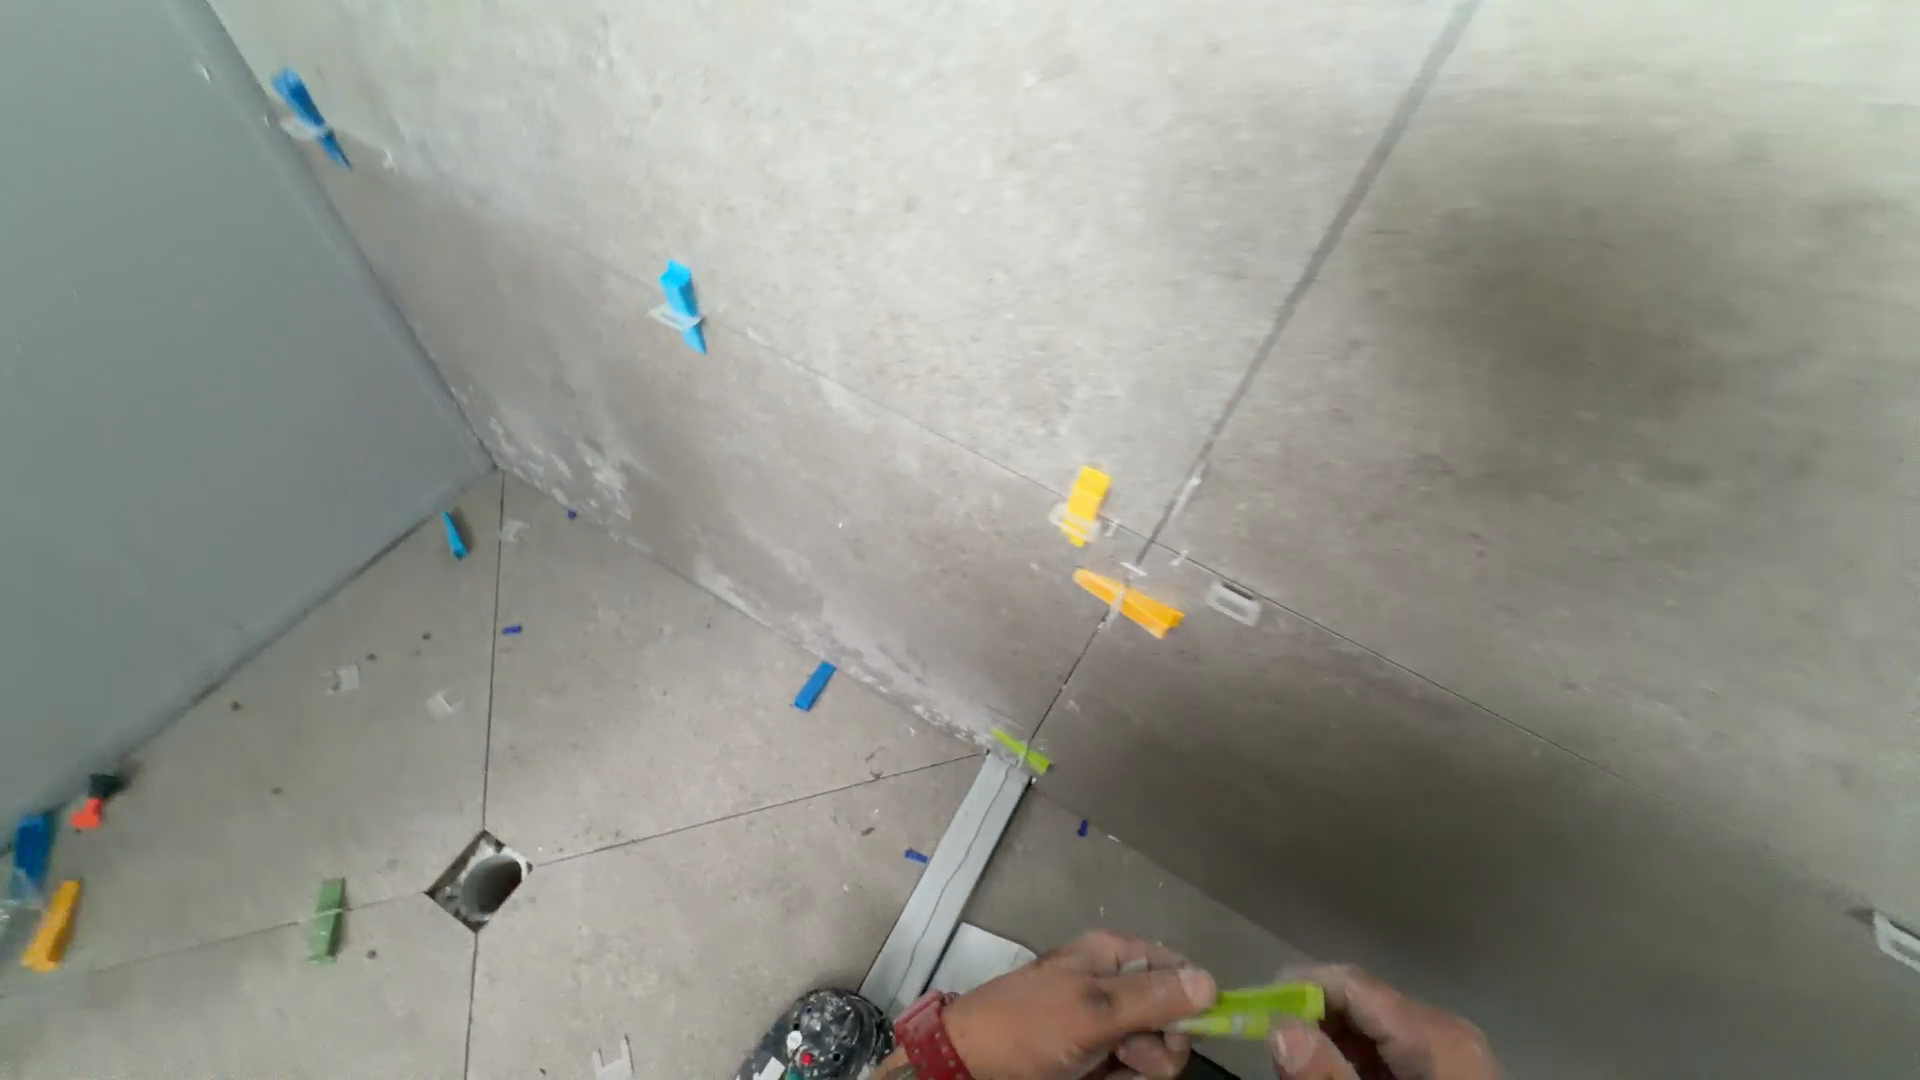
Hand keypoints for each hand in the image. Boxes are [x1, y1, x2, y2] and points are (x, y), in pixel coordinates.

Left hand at [924, 929, 1217, 1079]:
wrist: (976, 1064)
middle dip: (1159, 1043)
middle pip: (1173, 1015)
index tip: (1180, 1030)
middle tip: (1125, 1050)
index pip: (1177, 968)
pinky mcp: (1099, 1055)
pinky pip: (1134, 1071)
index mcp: (1113, 954)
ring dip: (1139, 1067)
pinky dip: (1122, 1079)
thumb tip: (1211, 981)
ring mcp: (1106, 1021)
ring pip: (1156, 1050)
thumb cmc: (1031, 1025)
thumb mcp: (1093, 1009)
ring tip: (1103, 1065)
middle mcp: (1115, 982)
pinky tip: (1099, 1078)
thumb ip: (1152, 997)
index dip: (1189, 1000)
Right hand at [1267, 966, 1498, 1079]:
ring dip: (1327, 1042)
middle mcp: (1443, 1029)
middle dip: (1308, 1021)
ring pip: (1366, 1023)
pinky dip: (1353, 1059)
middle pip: (1355, 1000)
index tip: (1250, 1012)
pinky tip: (1336, 1079)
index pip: (1347, 982)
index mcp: (1435, 1036)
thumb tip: (1277, 1026)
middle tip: (1274, 1057)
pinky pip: (1385, 1047)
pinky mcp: (1446, 1071)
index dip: (1294, 988)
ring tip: (1303, 1074)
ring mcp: (1449, 1051)